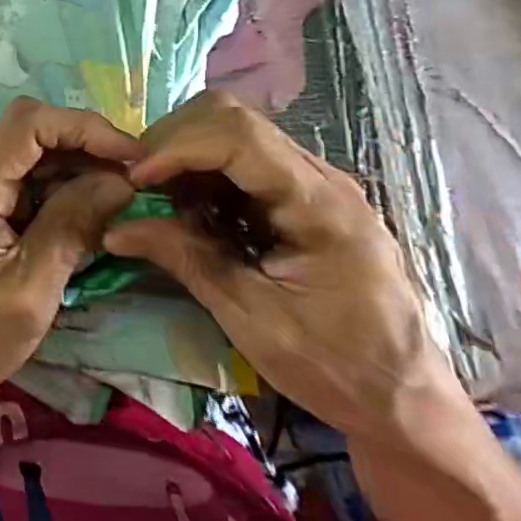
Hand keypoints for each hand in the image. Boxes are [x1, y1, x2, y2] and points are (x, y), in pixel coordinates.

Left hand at [0, 98, 144, 440]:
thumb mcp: (30, 289)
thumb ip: (72, 226)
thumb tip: (122, 179)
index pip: (29, 123)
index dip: (85, 127)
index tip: (135, 156)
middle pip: (33, 130)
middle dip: (89, 144)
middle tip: (139, 177)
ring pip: (35, 151)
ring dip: (81, 164)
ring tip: (128, 193)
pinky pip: (30, 177)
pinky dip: (65, 185)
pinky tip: (97, 208)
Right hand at [103, 90, 461, 442]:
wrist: (405, 403)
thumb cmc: (336, 367)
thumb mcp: (252, 319)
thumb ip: (185, 259)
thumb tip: (115, 228)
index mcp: (321, 207)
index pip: (238, 138)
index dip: (176, 148)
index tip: (134, 181)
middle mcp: (321, 179)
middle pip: (233, 118)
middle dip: (173, 141)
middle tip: (139, 183)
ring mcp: (313, 183)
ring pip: (233, 129)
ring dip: (184, 152)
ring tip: (158, 196)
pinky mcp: (300, 195)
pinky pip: (240, 157)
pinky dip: (200, 169)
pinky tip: (187, 207)